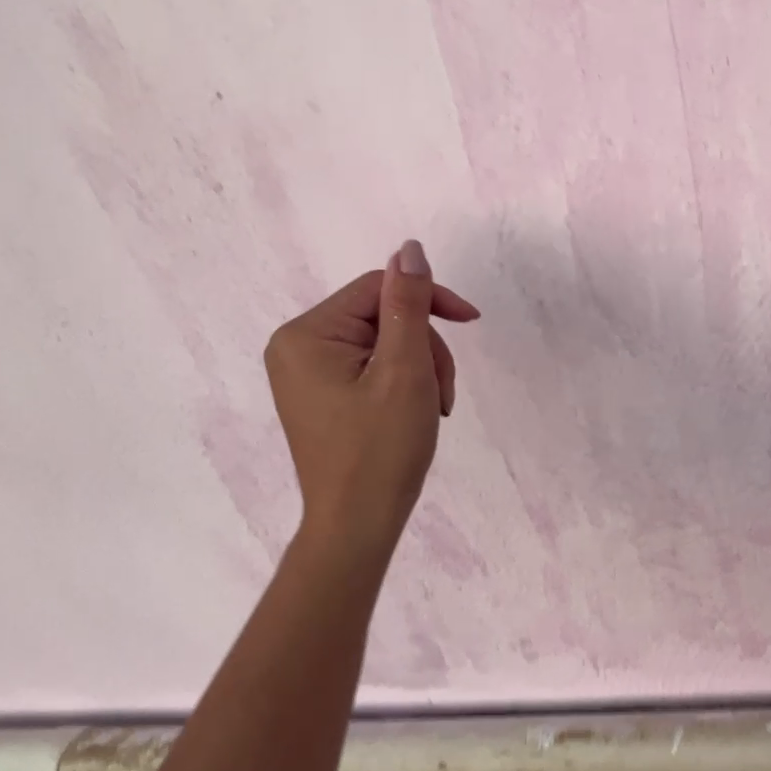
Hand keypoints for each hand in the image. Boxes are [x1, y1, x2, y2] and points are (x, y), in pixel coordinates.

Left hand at [263, 240, 481, 550]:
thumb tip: (410, 249)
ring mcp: (308, 372)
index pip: (381, 288)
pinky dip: (407, 381)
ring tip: (435, 406)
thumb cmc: (382, 446)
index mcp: (306, 335)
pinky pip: (376, 364)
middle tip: (442, 390)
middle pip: (386, 315)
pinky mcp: (324, 393)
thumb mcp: (405, 369)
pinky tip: (418, 410)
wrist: (359, 522)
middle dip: (426, 346)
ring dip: (423, 366)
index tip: (473, 322)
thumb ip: (409, 304)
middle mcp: (297, 346)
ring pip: (388, 341)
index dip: (430, 300)